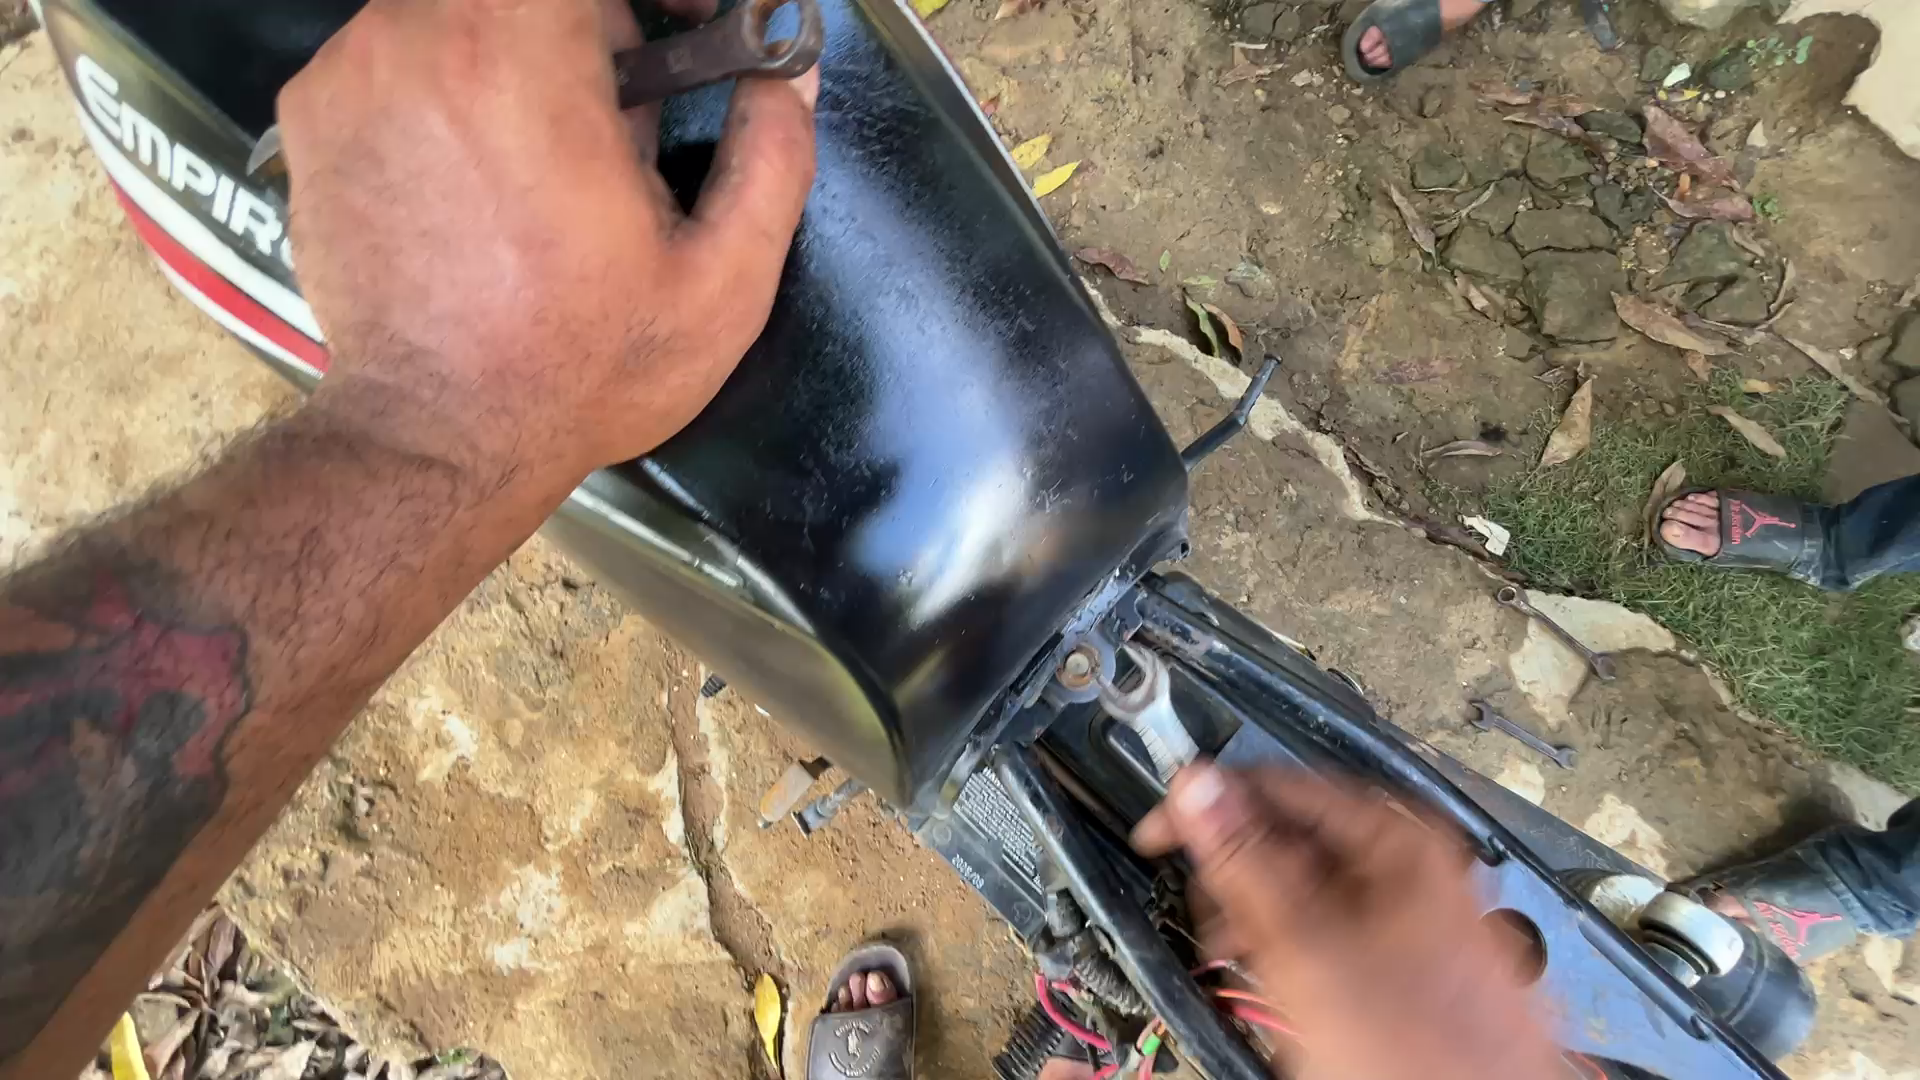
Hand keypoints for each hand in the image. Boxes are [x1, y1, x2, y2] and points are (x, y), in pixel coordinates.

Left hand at [276, 0, 817, 479]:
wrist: (448, 439)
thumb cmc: (595, 369)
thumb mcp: (725, 287)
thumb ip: (774, 165)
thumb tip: (789, 81)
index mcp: (522, 65)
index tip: (693, 23)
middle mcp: (415, 38)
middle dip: (599, 33)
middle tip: (634, 124)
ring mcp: (351, 73)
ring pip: (468, 14)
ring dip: (533, 66)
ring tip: (566, 177)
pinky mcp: (316, 116)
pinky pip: (411, 57)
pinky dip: (468, 94)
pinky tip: (497, 194)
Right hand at [1134, 765, 1562, 1079]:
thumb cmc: (1419, 1054)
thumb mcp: (1305, 944)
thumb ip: (1242, 855)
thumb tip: (1197, 785)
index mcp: (1397, 836)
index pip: (1275, 783)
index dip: (1207, 805)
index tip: (1160, 831)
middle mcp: (1410, 860)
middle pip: (1289, 834)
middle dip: (1235, 872)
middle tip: (1204, 911)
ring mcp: (1413, 908)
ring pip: (1305, 880)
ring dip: (1255, 909)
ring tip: (1234, 953)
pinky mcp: (1407, 952)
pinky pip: (1329, 920)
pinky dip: (1288, 938)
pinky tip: (1273, 971)